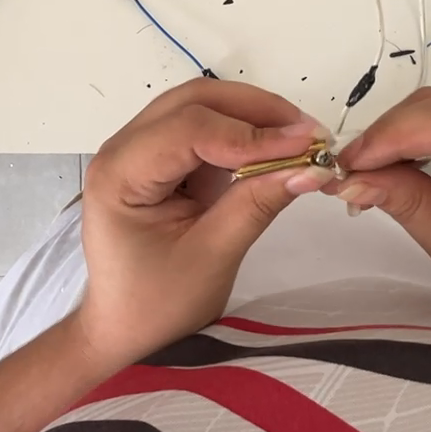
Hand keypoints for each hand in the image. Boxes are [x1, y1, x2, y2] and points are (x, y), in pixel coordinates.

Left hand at [76, 78, 334, 365]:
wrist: (124, 328)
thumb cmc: (157, 304)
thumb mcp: (211, 257)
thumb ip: (257, 204)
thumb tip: (311, 166)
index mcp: (118, 173)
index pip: (188, 128)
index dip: (250, 132)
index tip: (306, 143)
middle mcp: (121, 149)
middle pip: (193, 102)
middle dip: (254, 110)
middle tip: (309, 133)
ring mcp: (139, 149)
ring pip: (199, 107)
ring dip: (251, 115)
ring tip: (299, 138)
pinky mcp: (160, 158)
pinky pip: (203, 128)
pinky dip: (241, 132)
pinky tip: (274, 148)